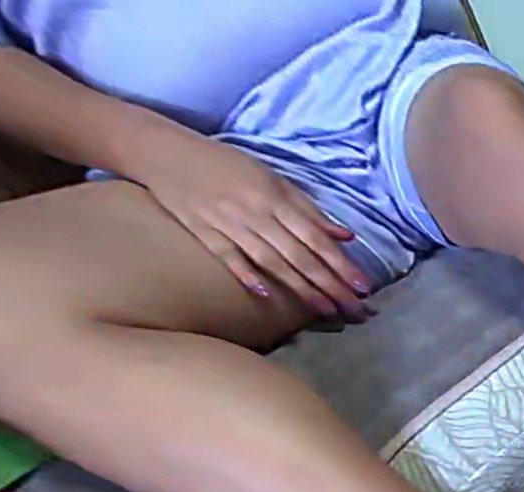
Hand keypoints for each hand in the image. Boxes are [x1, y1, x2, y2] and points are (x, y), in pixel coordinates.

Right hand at [125, 126, 370, 318]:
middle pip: (299, 256)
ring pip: (270, 261)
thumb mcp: (273, 179)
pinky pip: (225, 255)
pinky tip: (266, 294)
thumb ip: (310, 211)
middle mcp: (254, 213)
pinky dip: (245, 273)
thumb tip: (348, 236)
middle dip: (331, 285)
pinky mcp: (200, 229)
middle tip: (356, 310)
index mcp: (275, 199)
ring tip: (326, 311)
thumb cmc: (227, 166)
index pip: (317, 239)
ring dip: (300, 288)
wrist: (159, 148)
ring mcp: (225, 222)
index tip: (365, 288)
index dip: (342, 265)